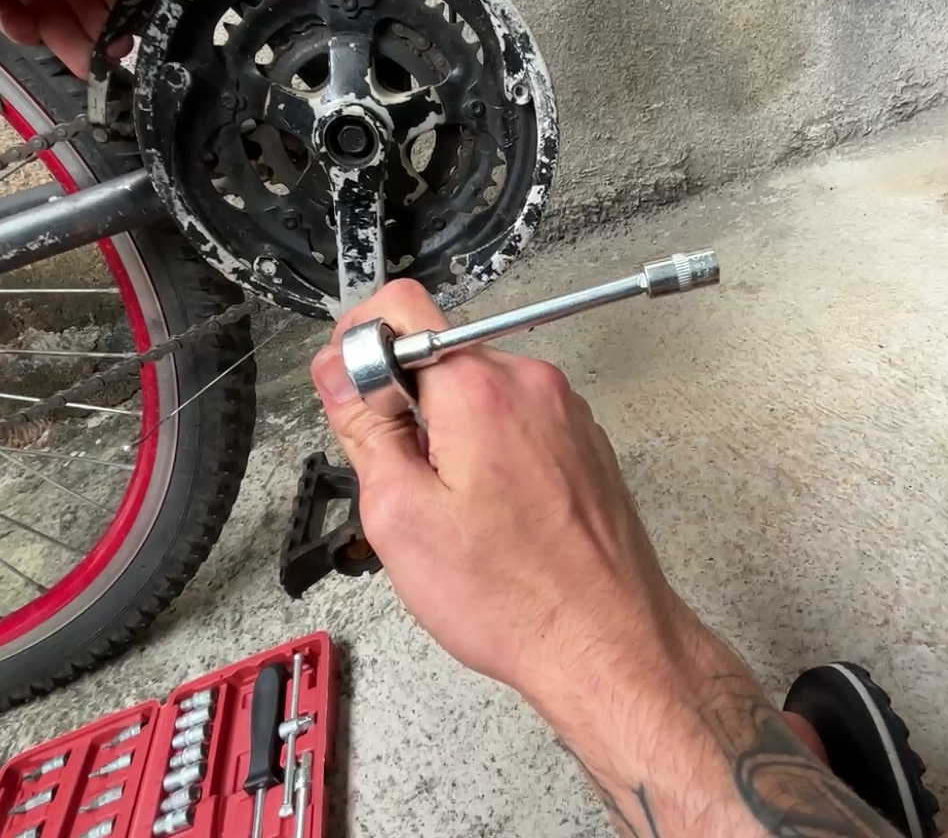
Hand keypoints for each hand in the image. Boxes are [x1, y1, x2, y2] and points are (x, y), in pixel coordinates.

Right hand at [309, 281, 701, 705]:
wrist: (605, 639)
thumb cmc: (514, 595)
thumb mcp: (401, 515)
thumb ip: (364, 427)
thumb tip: (341, 373)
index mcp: (480, 390)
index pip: (403, 307)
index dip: (361, 340)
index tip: (355, 389)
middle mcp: (530, 382)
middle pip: (439, 353)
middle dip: (405, 401)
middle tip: (405, 473)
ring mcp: (562, 407)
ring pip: (477, 387)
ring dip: (448, 427)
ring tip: (456, 501)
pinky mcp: (579, 434)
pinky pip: (516, 414)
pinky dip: (490, 442)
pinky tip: (493, 505)